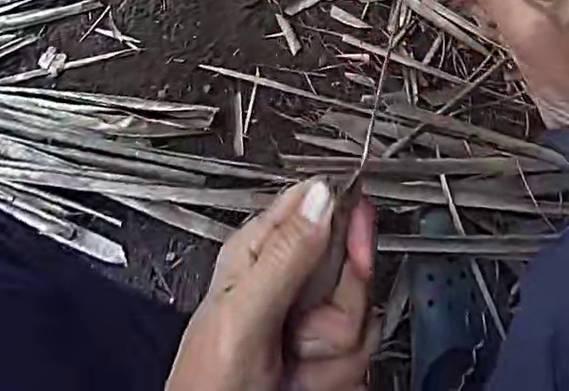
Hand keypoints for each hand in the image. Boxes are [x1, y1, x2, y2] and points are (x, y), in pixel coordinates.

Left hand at [166, 177, 376, 390]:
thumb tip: (321, 195)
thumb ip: (284, 253)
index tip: (358, 238)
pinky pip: (360, 354)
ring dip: (333, 351)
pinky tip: (304, 383)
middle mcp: (288, 276)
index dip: (344, 214)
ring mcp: (308, 317)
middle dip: (339, 304)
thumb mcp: (243, 311)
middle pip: (349, 263)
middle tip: (305, 328)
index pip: (315, 203)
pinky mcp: (325, 354)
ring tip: (294, 365)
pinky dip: (337, 378)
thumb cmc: (209, 383)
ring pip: (360, 312)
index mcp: (259, 249)